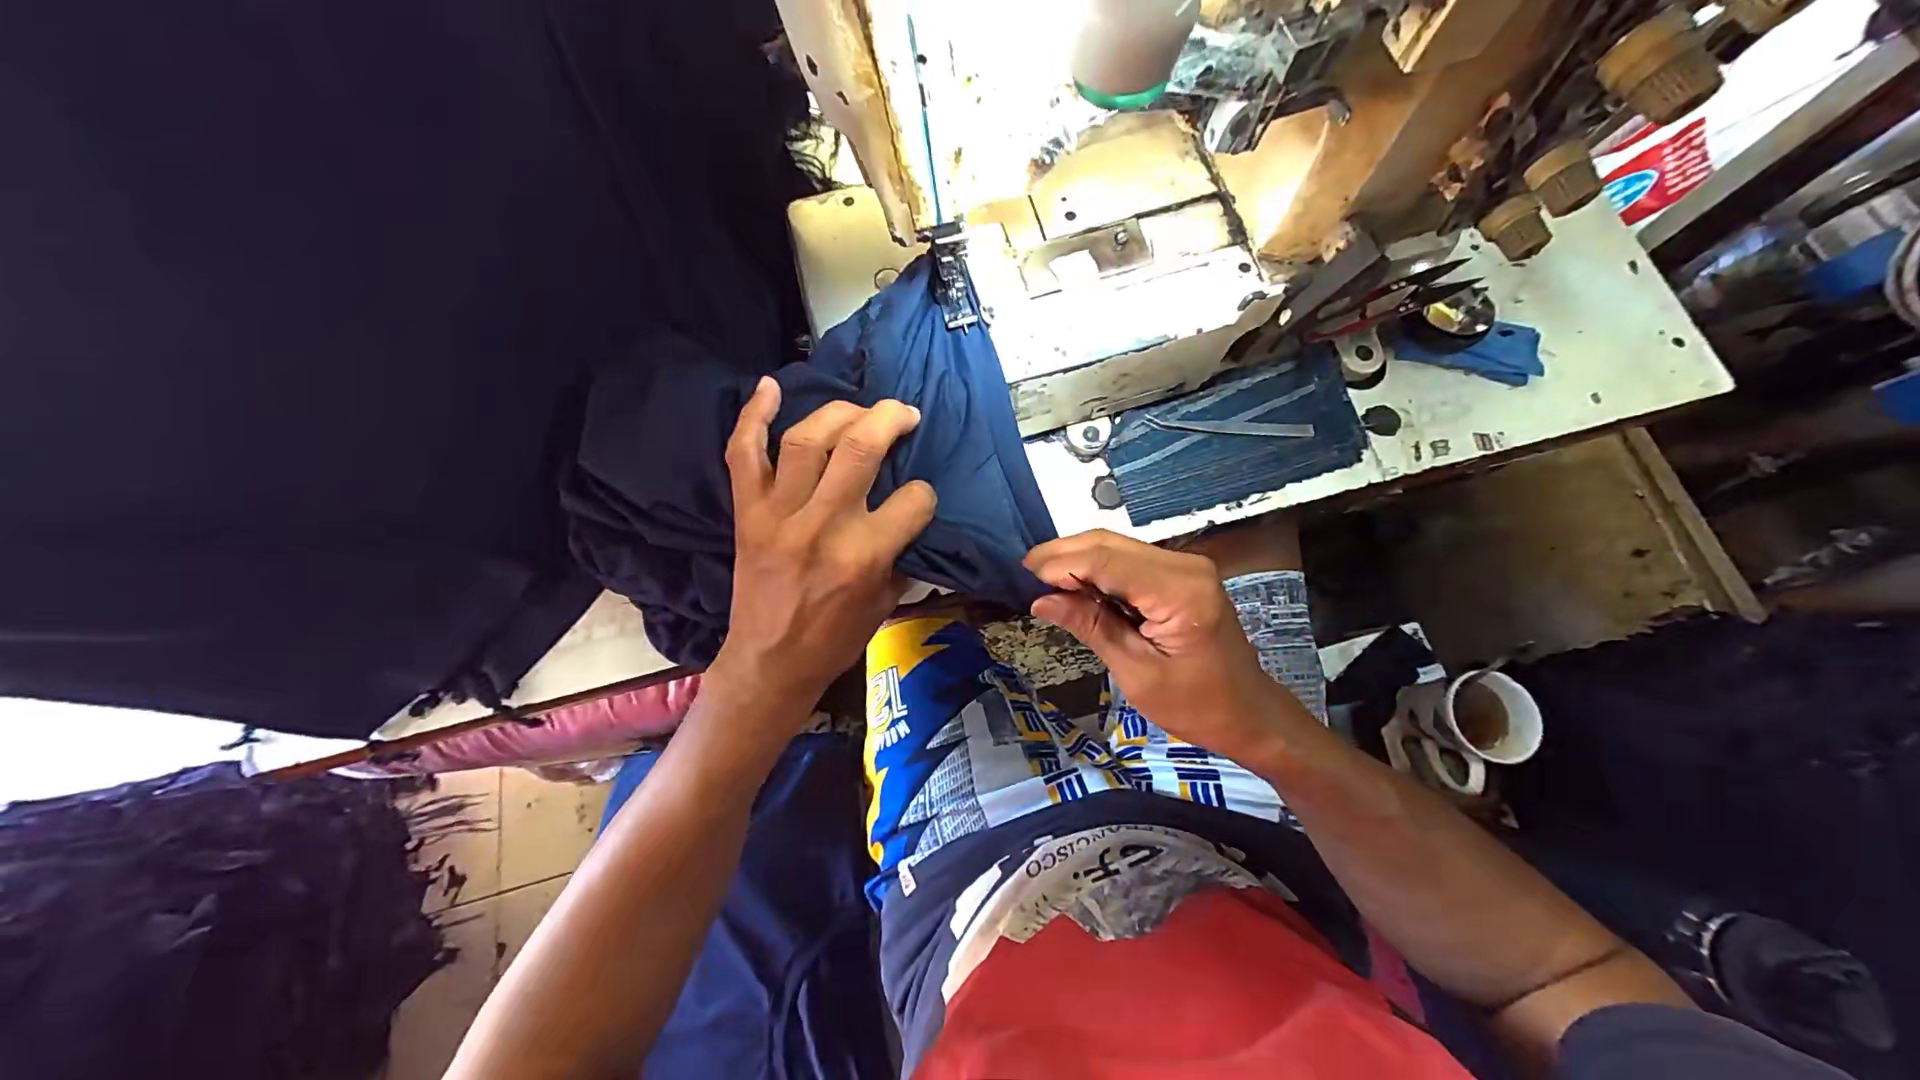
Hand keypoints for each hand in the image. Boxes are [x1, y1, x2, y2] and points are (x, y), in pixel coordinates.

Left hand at [712, 377, 937, 711]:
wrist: (770, 663)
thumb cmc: (834, 639)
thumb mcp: (887, 603)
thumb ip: (905, 555)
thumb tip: (917, 514)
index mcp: (865, 555)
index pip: (914, 499)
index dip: (925, 495)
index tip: (920, 498)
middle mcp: (823, 525)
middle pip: (860, 447)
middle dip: (891, 419)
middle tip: (905, 415)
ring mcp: (778, 514)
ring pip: (807, 439)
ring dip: (839, 412)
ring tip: (860, 410)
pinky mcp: (747, 513)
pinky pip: (743, 454)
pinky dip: (753, 416)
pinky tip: (770, 387)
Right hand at [1024, 530, 1307, 761]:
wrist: (1249, 713)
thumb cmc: (1196, 705)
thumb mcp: (1136, 673)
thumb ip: (1091, 626)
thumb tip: (1042, 600)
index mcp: (1180, 592)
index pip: (1107, 560)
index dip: (1062, 563)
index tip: (1026, 573)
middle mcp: (1186, 566)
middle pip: (1111, 543)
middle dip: (1065, 553)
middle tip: (1026, 569)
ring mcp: (1186, 566)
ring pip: (1118, 546)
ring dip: (1079, 558)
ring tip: (1043, 578)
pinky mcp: (1182, 574)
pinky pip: (1130, 560)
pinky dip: (1098, 568)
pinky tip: (1075, 583)